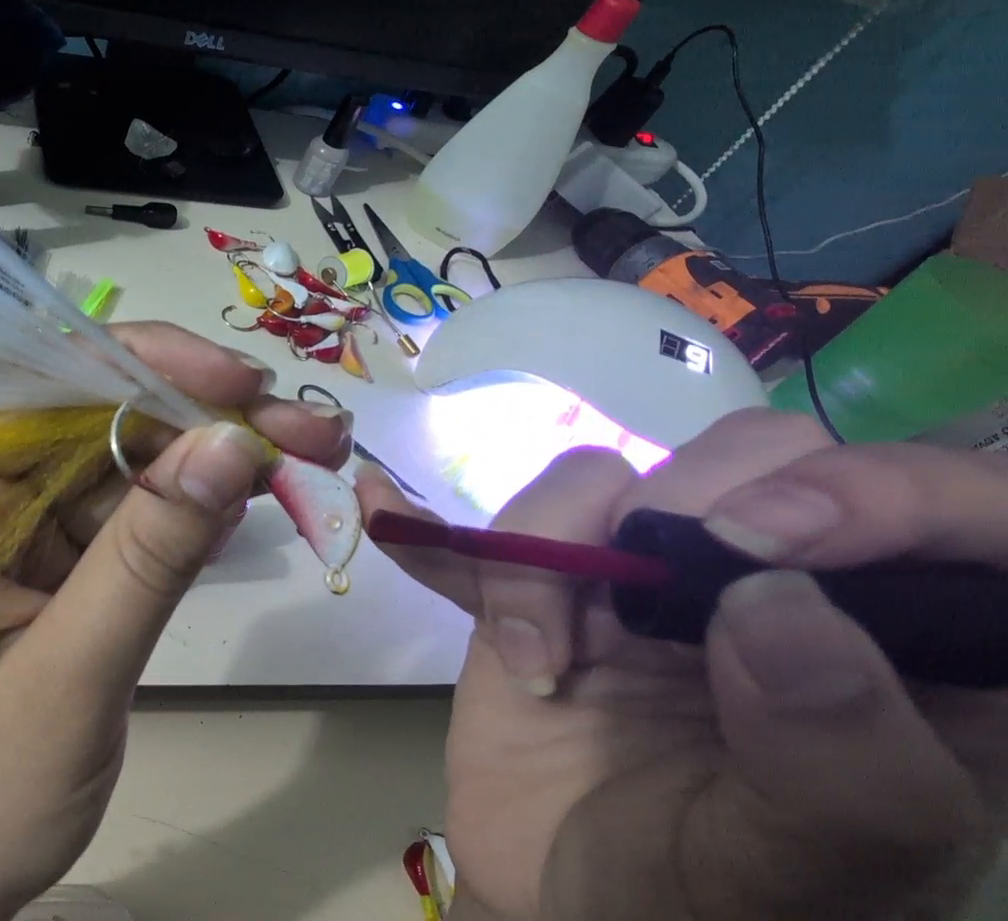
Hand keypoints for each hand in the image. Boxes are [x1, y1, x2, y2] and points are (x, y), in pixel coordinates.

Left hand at [0, 322, 353, 920]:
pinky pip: (123, 518)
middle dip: (196, 413)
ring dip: (206, 457)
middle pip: (90, 420)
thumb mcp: (67, 679)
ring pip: (118, 465)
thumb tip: (230, 442)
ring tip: (305, 452)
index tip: (240, 380)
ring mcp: (13, 531)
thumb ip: (147, 556)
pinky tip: (248, 502)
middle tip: (308, 427)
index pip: (37, 390)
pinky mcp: (49, 568)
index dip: (140, 366)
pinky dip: (187, 510)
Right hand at [367, 409, 1007, 919]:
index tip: (766, 537)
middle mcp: (773, 592)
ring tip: (529, 659)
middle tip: (634, 600)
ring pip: (601, 482)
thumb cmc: (713, 915)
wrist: (566, 917)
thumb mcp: (808, 870)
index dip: (883, 488)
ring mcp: (639, 586)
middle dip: (680, 511)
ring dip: (542, 555)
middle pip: (750, 460)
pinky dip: (434, 528)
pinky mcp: (537, 596)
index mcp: (901, 651)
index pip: (956, 513)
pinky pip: (486, 535)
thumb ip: (837, 756)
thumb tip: (774, 595)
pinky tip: (385, 513)